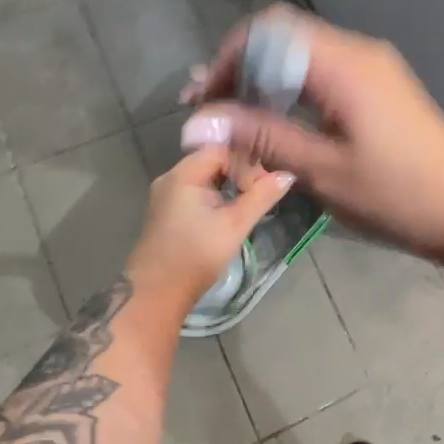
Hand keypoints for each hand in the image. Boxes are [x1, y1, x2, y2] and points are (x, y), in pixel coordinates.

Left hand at [125, 146, 294, 306]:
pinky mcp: (167, 213)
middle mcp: (171, 179)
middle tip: (260, 193)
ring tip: (250, 203)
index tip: (263, 185)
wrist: (157, 293)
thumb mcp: (235, 224)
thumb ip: (262, 196)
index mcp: (183, 175)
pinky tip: (230, 214)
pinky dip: (216, 197)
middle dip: (240, 173)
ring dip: (229, 186)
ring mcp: (166, 197)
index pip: (221, 150)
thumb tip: (287, 175)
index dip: (246, 162)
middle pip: (212, 161)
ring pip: (205, 179)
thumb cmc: (196, 255)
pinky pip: (196, 193)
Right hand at [179, 6, 443, 262]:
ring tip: (233, 122)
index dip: (227, 59)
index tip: (203, 100)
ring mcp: (373, 68)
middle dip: (240, 69)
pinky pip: (323, 73)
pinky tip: (276, 123)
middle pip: (283, 38)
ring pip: (302, 56)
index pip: (268, 32)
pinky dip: (292, 91)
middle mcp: (358, 53)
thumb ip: (261, 139)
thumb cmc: (398, 195)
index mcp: (343, 65)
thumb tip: (196, 122)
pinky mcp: (380, 88)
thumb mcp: (322, 171)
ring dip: (264, 82)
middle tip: (210, 111)